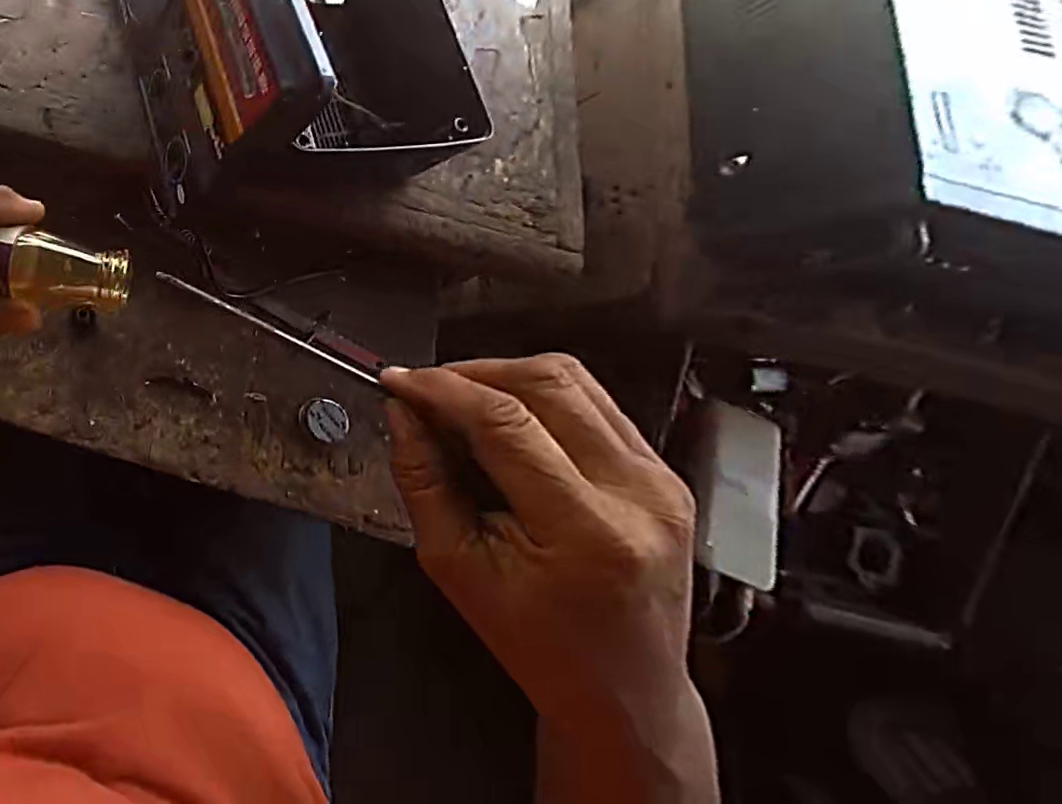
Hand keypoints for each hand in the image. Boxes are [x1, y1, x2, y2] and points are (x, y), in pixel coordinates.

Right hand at [382, 356, 716, 801]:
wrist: (625, 690)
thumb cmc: (534, 641)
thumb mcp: (454, 566)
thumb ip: (422, 480)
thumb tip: (401, 412)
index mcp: (586, 530)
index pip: (504, 422)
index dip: (441, 389)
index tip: (397, 381)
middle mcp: (638, 493)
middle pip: (545, 382)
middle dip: (471, 372)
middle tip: (425, 390)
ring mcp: (661, 478)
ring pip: (572, 378)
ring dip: (504, 374)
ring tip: (460, 399)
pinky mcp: (664, 472)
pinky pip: (593, 400)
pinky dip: (537, 393)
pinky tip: (505, 417)